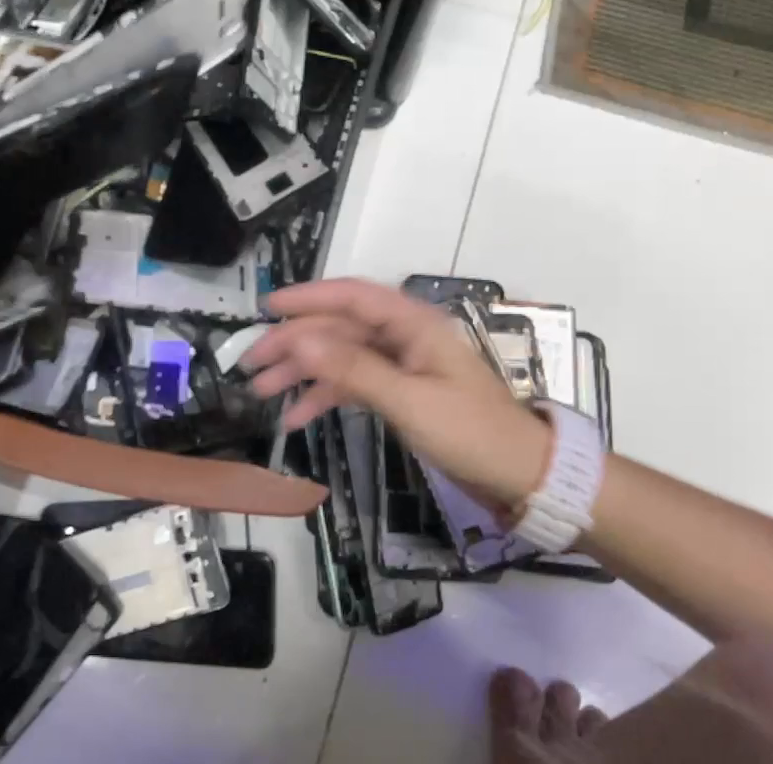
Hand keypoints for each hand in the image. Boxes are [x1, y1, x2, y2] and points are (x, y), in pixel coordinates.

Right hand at [242, 279, 550, 501]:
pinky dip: (323, 397)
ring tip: (262, 391)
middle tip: (252, 362)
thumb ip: (353, 369)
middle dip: (294, 343)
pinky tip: (295, 417)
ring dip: (302, 372)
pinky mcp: (399, 392)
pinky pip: (352, 384)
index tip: (266, 308)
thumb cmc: (471, 433)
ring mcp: (400, 364)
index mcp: (413, 324)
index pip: (351, 296)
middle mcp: (403, 336)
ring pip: (339, 357)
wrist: (520, 476)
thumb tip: (300, 341)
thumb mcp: (409, 401)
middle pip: (338, 328)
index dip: (307, 298)